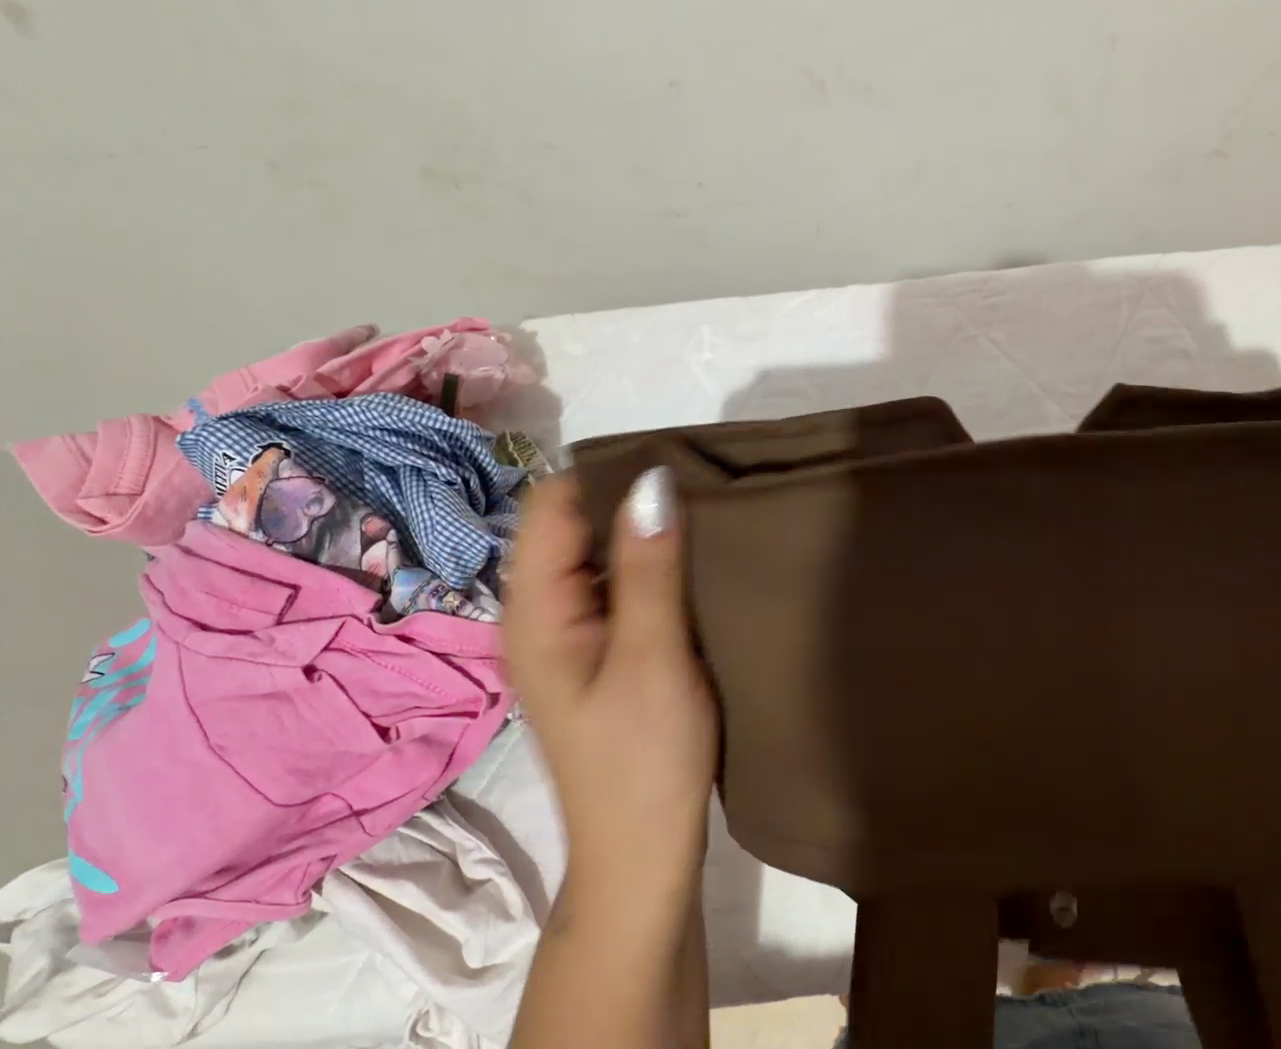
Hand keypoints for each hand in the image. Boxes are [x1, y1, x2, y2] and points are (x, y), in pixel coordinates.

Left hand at [502, 467, 716, 871]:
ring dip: (644, 538)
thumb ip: (649, 568)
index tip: (678, 464)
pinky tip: (695, 570)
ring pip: (599, 560)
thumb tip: (652, 480)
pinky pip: (616, 591)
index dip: (606, 477)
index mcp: (535, 612)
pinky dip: (650, 572)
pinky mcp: (598, 657)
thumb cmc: (645, 759)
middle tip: (705, 490)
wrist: (643, 852)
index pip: (552, 508)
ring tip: (710, 521)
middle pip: (573, 529)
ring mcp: (568, 639)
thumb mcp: (653, 657)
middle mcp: (539, 616)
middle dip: (631, 503)